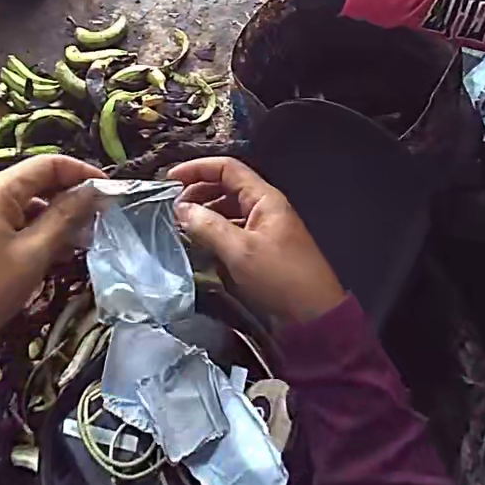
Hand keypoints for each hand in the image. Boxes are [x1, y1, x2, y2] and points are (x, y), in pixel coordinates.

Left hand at [0, 154, 104, 348]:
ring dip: (53, 216)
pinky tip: (54, 251)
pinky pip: (9, 220)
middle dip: (69, 196)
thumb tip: (94, 193)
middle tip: (100, 219)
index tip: (110, 192)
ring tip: (82, 239)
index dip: (81, 172)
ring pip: (24, 203)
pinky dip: (34, 229)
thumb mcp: (31, 255)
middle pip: (35, 181)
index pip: (47, 164)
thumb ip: (65, 218)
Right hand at [167, 156, 345, 323]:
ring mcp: (263, 226)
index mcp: (264, 198)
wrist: (315, 316)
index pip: (226, 168)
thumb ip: (208, 227)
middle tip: (171, 205)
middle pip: (225, 185)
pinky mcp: (261, 246)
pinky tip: (198, 239)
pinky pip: (232, 227)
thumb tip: (180, 209)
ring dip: (204, 211)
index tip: (169, 180)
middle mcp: (264, 206)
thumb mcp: (240, 251)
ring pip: (227, 207)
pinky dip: (214, 228)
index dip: (196, 168)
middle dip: (197, 190)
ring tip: (180, 222)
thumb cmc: (279, 277)